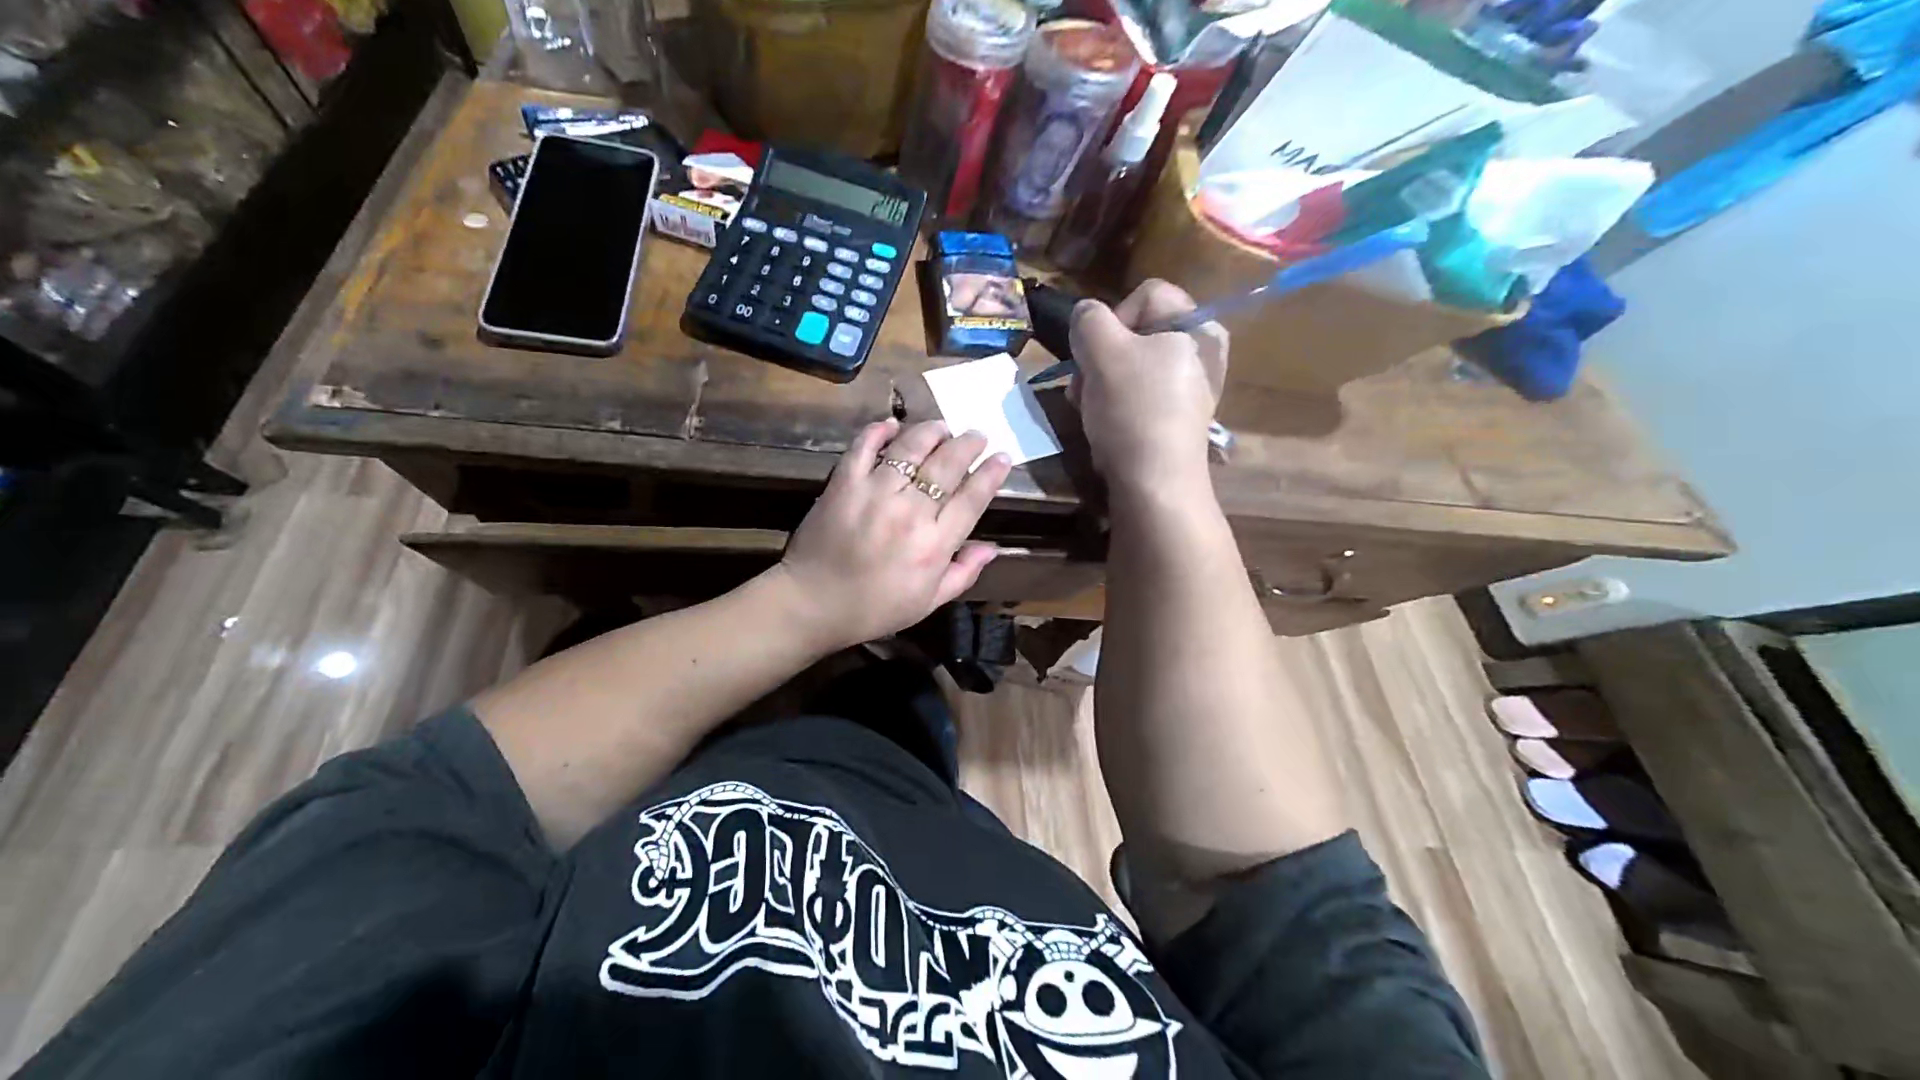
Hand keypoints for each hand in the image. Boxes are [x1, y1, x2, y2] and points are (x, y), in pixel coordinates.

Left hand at [774, 418, 1012, 651]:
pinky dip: (879, 431)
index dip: (991, 474)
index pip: (972, 498)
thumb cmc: (874, 608)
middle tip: (976, 436)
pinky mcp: (843, 483)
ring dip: (931, 432)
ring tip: (941, 428)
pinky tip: (892, 425)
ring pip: (910, 449)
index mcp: (934, 545)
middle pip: (947, 465)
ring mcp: (875, 493)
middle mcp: (910, 512)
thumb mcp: (927, 602)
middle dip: (968, 444)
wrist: (812, 603)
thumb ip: (962, 573)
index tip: (1002, 457)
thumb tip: (992, 548)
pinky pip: (863, 446)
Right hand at [1067, 279, 1228, 494]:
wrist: (1154, 483)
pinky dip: (1116, 406)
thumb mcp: (1101, 352)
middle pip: (1136, 333)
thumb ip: (1089, 320)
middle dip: (1101, 357)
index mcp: (1198, 325)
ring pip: (1131, 366)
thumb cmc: (1133, 409)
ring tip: (1089, 409)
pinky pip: (1139, 396)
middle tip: (1086, 385)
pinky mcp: (1177, 419)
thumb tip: (1086, 315)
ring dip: (1101, 383)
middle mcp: (1202, 351)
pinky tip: (1104, 425)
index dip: (1112, 318)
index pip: (1146, 295)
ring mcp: (1191, 388)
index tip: (1098, 353)